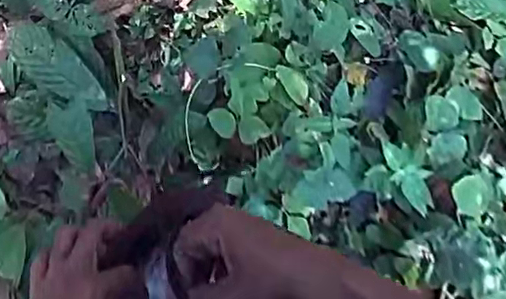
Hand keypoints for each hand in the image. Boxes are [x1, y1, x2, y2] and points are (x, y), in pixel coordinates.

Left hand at [30, 221, 139, 298]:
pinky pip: (43, 255)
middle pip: (91, 232)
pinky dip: (53, 255)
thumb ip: (117, 297)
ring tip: (89, 244)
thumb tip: (138, 294)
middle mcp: (73, 270)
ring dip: (78, 235)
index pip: (124, 273)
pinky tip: (60, 262)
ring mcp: (51, 271)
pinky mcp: (35, 280)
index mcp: (94, 287)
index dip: (135, 276)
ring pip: (64, 234)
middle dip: (107, 230)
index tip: (140, 280)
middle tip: (117, 238)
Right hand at [173, 205, 422, 298]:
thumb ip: (202, 296)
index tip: (188, 298)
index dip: (179, 276)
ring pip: (213, 252)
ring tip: (221, 297)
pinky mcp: (259, 240)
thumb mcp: (234, 295)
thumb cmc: (274, 283)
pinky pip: (230, 254)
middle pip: (195, 246)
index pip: (180, 245)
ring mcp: (243, 226)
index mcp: (214, 220)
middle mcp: (224, 216)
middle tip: (202, 298)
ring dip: (212, 277)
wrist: (326, 283)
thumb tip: (184, 297)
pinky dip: (228, 274)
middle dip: (196, 275)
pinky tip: (240, 293)